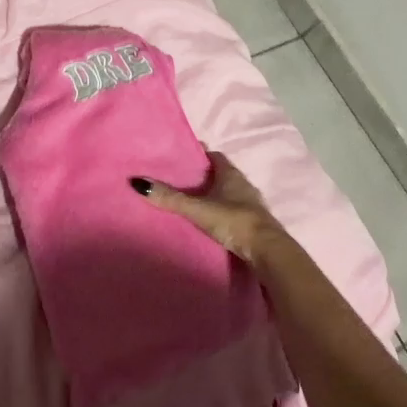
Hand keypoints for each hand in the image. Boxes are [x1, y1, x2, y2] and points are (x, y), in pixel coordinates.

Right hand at [131, 150, 284, 262]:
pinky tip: (211, 221)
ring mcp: (251, 205)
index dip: (199, 155)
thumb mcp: (197, 209)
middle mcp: (243, 184)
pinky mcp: (254, 224)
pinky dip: (223, 212)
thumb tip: (138, 182)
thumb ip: (170, 198)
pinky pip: (234, 211)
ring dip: (214, 195)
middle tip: (182, 180)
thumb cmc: (233, 220)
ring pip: (228, 193)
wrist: (268, 251)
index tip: (182, 156)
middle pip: (221, 174)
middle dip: (204, 176)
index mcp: (231, 173)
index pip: (213, 156)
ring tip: (193, 201)